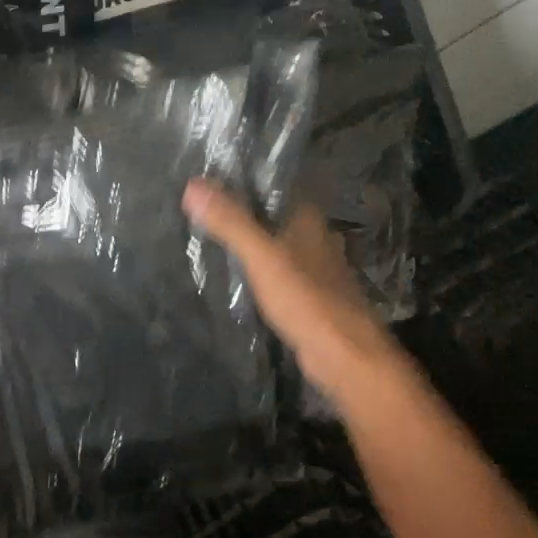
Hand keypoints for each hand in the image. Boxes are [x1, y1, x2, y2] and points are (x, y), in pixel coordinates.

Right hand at [183, 179, 406, 397]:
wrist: (344, 354)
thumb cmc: (306, 300)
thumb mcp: (261, 257)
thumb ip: (230, 223)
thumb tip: (192, 185)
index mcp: (308, 223)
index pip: (275, 191)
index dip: (244, 184)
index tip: (208, 183)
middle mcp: (316, 241)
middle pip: (276, 219)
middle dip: (245, 215)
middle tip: (202, 213)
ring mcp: (317, 271)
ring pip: (279, 246)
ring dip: (253, 244)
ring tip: (213, 243)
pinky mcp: (311, 298)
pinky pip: (280, 274)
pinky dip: (260, 271)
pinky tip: (241, 279)